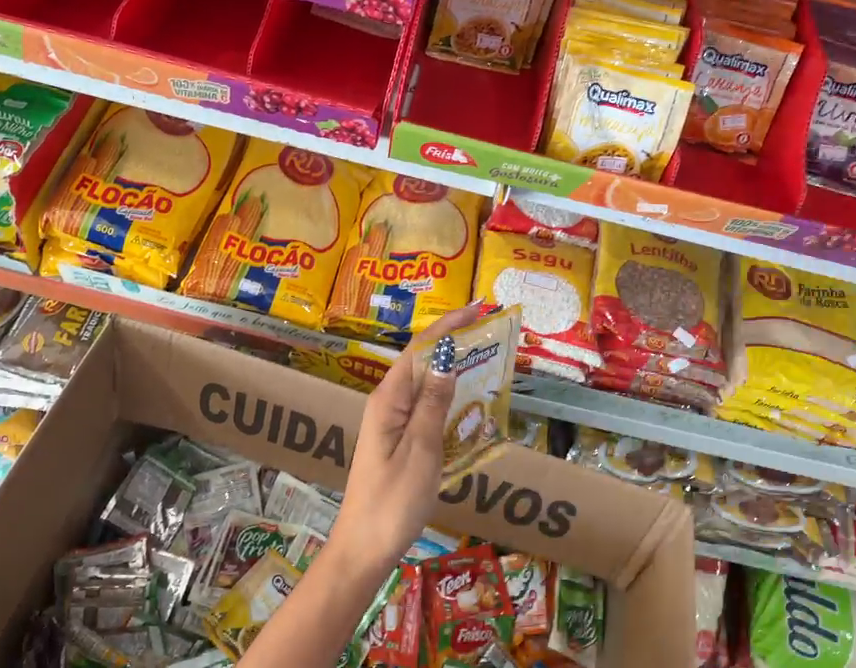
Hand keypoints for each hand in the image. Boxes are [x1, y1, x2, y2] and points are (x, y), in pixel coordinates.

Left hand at [328, 304, 482, 573]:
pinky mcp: (399, 440)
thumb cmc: (393, 501)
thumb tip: (448, 356)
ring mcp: (393, 422)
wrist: (365, 548)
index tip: (479, 308)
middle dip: (454, 340)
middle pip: (423, 360)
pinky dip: (450, 395)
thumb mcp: (421, 450)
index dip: (449, 325)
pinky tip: (470, 400)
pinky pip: (427, 406)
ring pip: (426, 382)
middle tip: (491, 328)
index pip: (421, 348)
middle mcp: (388, 403)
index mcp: (389, 399)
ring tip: (486, 355)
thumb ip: (434, 402)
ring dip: (454, 365)